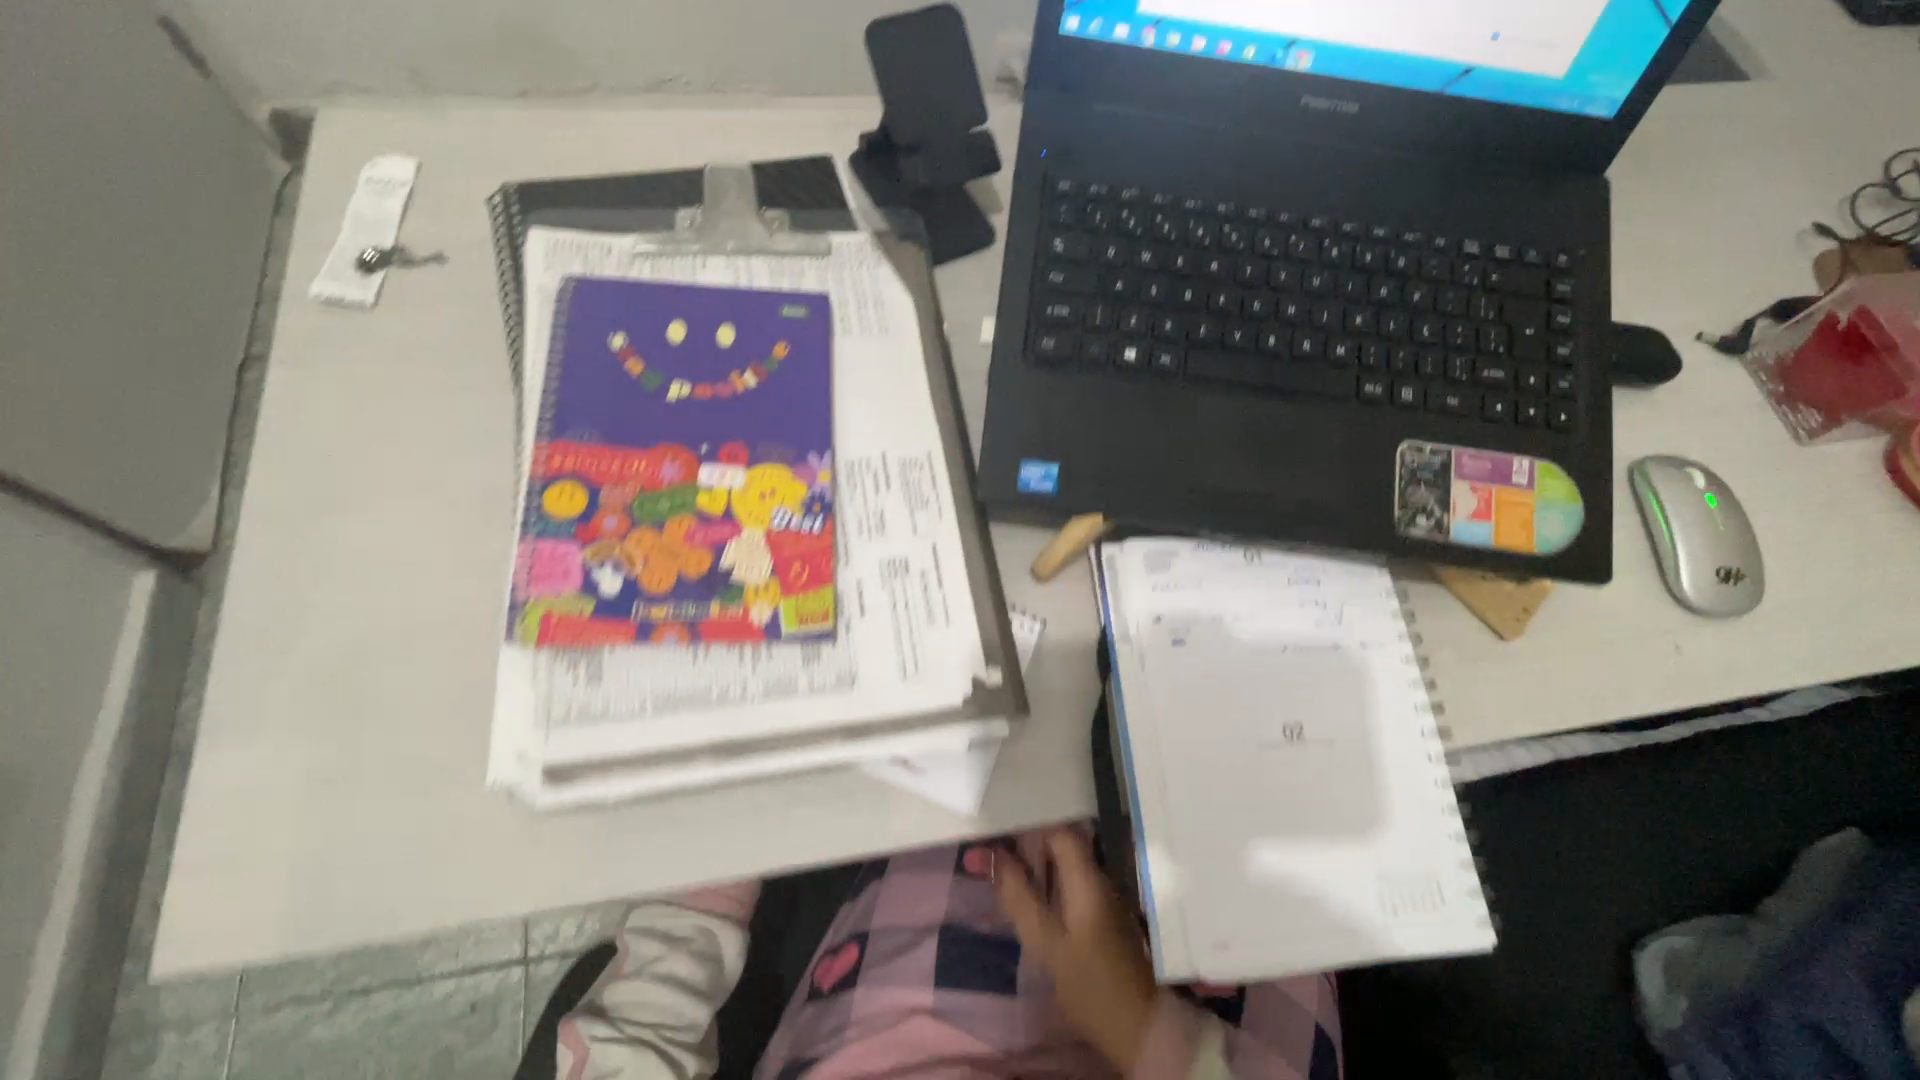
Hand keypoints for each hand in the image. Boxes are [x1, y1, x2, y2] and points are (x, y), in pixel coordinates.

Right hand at [993, 828, 1159, 1070]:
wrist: (1137, 1026)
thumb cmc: (1089, 983)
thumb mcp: (1045, 942)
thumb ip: (1019, 896)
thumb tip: (995, 856)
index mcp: (1088, 878)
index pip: (1059, 829)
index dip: (1029, 823)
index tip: (998, 827)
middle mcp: (1099, 878)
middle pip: (1062, 843)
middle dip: (1025, 844)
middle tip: (991, 853)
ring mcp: (1103, 896)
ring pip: (1065, 864)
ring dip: (1034, 864)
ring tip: (1001, 872)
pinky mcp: (1102, 915)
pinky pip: (1070, 884)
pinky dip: (1046, 883)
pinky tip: (1026, 896)